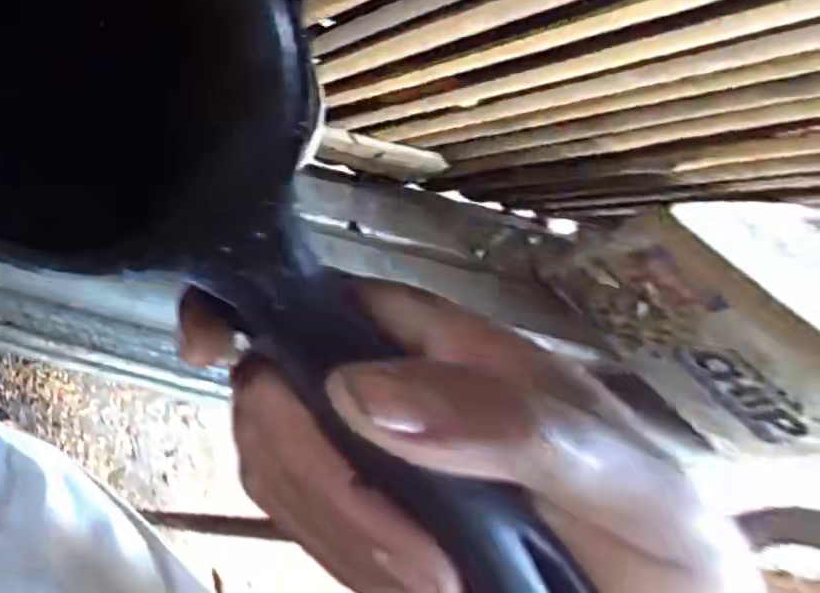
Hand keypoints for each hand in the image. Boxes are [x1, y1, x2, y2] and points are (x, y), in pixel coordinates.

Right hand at [177, 280, 758, 592]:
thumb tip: (352, 393)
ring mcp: (329, 437)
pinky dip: (334, 551)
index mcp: (393, 330)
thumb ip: (498, 419)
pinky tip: (401, 579)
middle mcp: (342, 370)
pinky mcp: (326, 501)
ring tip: (435, 582)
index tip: (204, 353)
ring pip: (262, 454)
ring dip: (336, 526)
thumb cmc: (649, 529)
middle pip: (258, 385)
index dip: (221, 307)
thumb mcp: (616, 472)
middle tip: (416, 557)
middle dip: (317, 471)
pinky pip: (285, 510)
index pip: (279, 290)